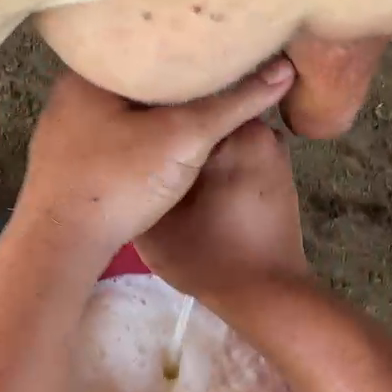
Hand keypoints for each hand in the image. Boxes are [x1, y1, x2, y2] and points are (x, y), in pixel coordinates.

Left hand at [14, 60, 295, 255]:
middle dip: (175, 75)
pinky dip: (137, 132)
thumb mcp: (184, 137)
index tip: (225, 37)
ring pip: (121, 107)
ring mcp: (61, 131)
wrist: (60, 245)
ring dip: (156, 108)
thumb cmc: (117, 183)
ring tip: (201, 101)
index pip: (145, 40)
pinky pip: (109, 134)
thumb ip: (233, 102)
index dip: (187, 39)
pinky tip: (162, 140)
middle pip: (133, 73)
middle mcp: (67, 94)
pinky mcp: (64, 163)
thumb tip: (284, 69)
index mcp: (87, 73)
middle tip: (223, 66)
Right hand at [136, 119, 311, 314]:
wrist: (264, 294)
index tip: (122, 112)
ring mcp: (271, 150)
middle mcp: (258, 129)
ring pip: (217, 130)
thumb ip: (135, 178)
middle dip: (171, 120)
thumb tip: (117, 152)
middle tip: (133, 133)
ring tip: (156, 153)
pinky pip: (233, 150)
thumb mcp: (153, 220)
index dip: (149, 104)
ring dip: (190, 140)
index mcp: (231, 131)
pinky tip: (185, 175)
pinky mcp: (274, 172)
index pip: (184, 96)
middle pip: (203, 109)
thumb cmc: (207, 254)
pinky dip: (210, 157)